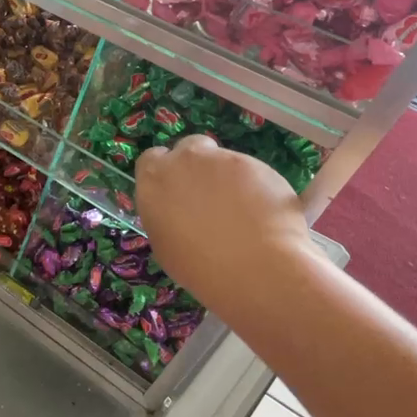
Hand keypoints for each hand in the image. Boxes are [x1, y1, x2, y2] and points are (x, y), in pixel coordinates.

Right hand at [135, 135, 313, 308]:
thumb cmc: (197, 265)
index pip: (152, 158)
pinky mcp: (259, 165)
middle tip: (209, 195)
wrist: (253, 268)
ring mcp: (223, 159)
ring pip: (224, 159)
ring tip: (243, 210)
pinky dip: (257, 186)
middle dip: (199, 165)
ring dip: (228, 177)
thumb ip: (164, 212)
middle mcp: (185, 160)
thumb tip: (177, 209)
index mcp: (153, 179)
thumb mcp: (163, 240)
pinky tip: (264, 213)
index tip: (175, 190)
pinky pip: (254, 171)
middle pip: (190, 148)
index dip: (165, 172)